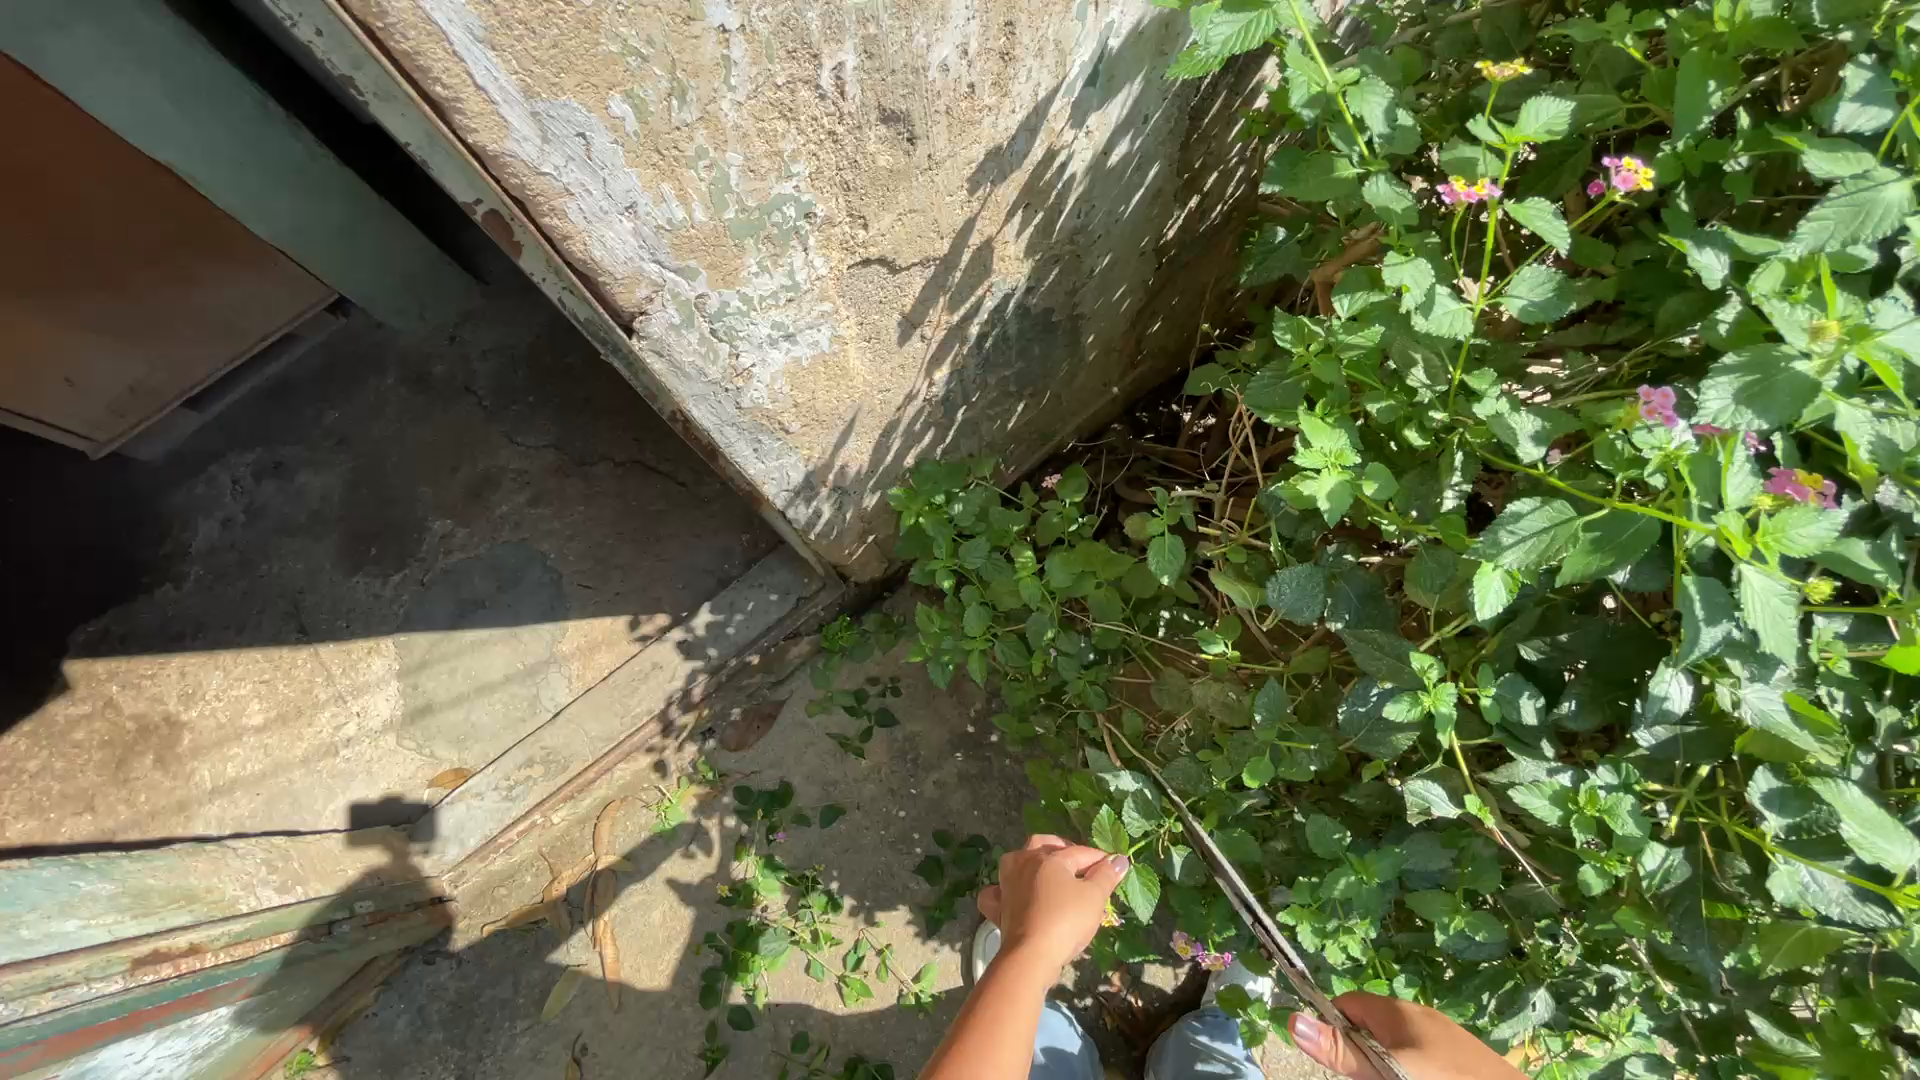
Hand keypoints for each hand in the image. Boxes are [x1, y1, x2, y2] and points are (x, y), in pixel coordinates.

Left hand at [974, 834, 1127, 972]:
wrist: (1031, 954)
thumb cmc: (1066, 921)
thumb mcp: (1094, 898)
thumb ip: (1106, 876)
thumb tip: (1120, 859)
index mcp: (1049, 857)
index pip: (1080, 852)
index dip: (1100, 859)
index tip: (1114, 866)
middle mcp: (1024, 862)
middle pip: (1043, 845)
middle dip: (1062, 850)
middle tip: (1079, 864)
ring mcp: (1006, 883)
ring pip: (1016, 861)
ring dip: (1030, 862)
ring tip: (1046, 873)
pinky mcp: (997, 906)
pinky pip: (996, 892)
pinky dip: (1002, 891)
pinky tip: (1010, 896)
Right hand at [1289, 993, 1527, 1079]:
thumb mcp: (1391, 1072)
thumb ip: (1344, 1053)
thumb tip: (1291, 1020)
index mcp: (1396, 1011)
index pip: (1346, 1006)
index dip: (1332, 1030)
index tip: (1334, 1064)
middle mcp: (1417, 1019)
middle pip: (1370, 1033)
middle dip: (1361, 1060)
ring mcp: (1443, 1044)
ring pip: (1396, 1054)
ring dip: (1386, 1070)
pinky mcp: (1462, 1065)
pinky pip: (1422, 1066)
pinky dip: (1413, 1073)